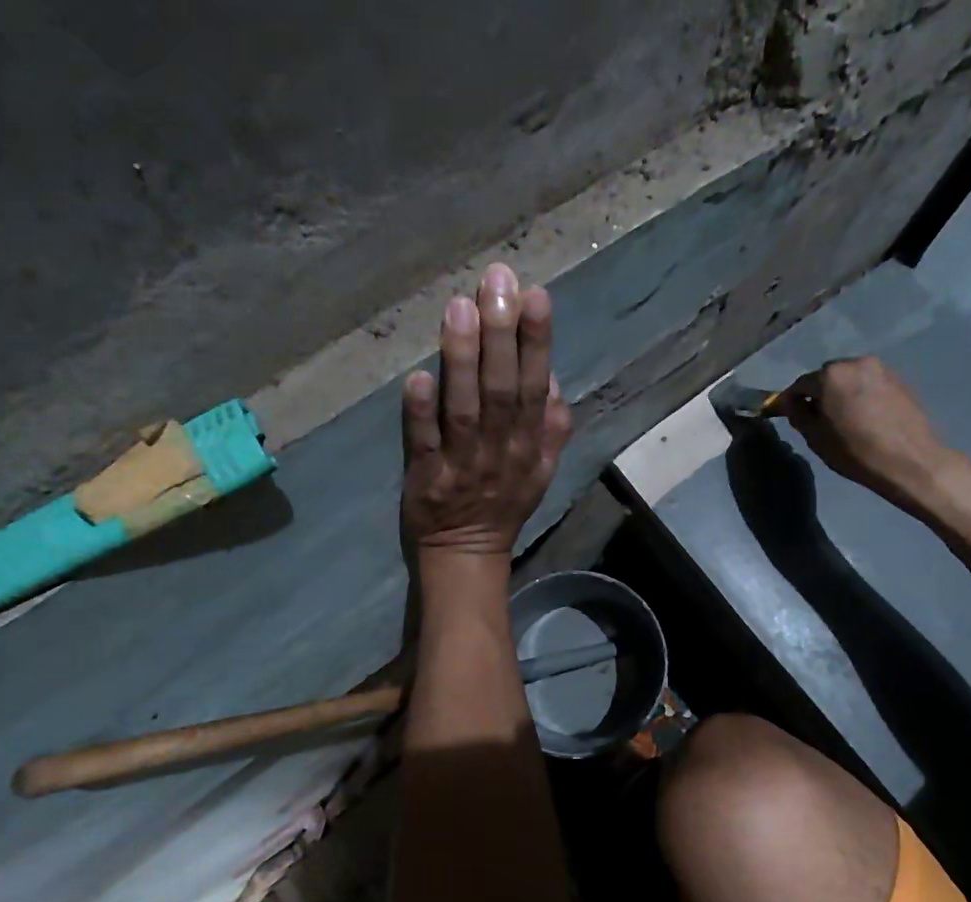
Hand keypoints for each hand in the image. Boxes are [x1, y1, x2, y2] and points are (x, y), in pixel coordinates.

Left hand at [401, 263, 571, 557]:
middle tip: (497, 280)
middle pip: (504, 388)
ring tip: (460, 308)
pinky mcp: (426, 478)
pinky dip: (422, 413)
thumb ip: (551, 424)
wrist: (466, 553)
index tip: (536, 295)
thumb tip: (549, 376)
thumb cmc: (504, 501)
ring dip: (464, 360)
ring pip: (466, 408)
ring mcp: (463, 463)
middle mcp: (502, 449)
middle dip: (502, 333)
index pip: (535, 385)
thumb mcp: (543, 466)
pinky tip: (419, 377)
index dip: (537, 341)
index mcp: (530, 443)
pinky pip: (424, 443)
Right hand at [779, 356, 964, 511]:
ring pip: (850, 378)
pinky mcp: (899, 380)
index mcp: (831, 374)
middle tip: (822, 419)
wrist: (911, 462)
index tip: (792, 415)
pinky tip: (867, 418)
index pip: (800, 384)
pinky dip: (862, 395)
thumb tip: (792, 403)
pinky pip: (870, 384)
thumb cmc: (857, 452)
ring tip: (846, 419)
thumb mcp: (816, 438)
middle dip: (821, 393)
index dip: (792, 401)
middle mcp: (856, 362)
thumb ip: (798, 415)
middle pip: (827, 376)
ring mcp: (881, 369)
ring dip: (843, 393)